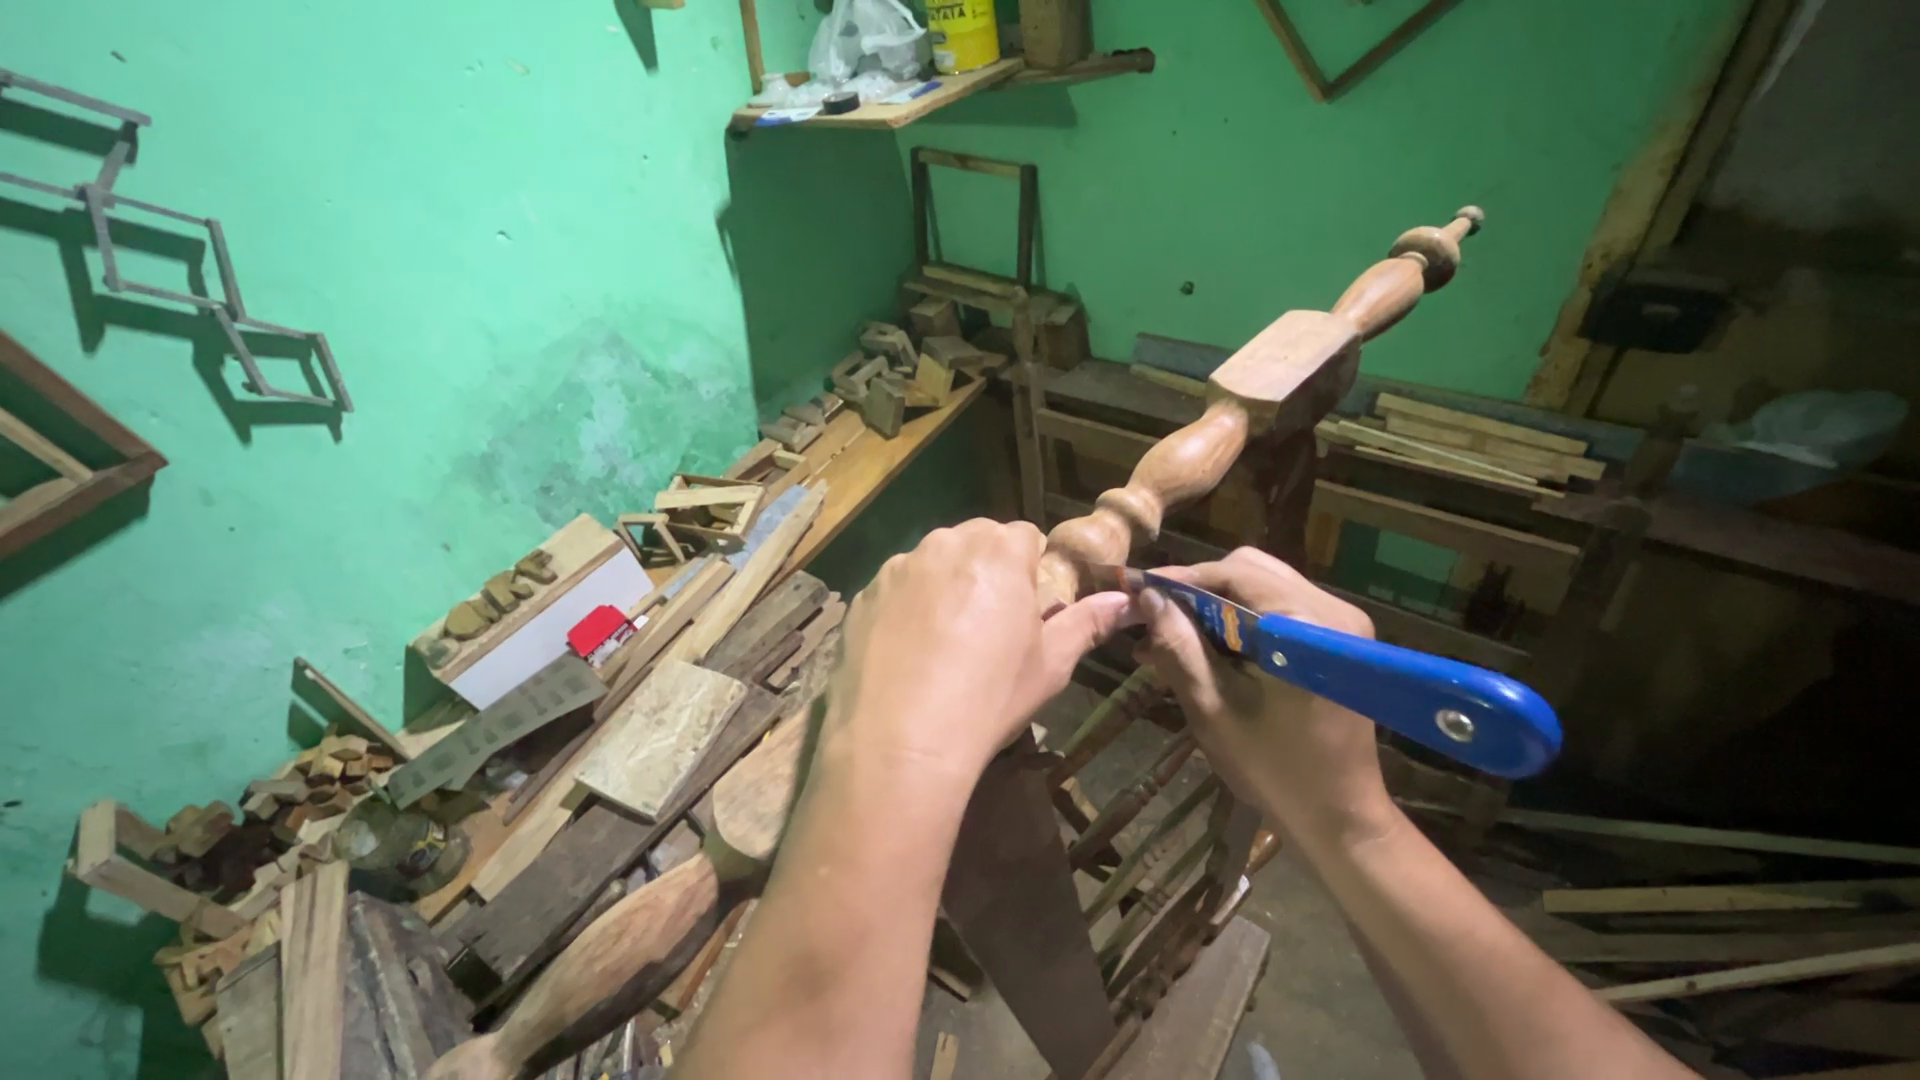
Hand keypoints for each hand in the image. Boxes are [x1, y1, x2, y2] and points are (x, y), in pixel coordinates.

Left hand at [827, 520, 1132, 785]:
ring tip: (944, 645)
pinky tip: (907, 655)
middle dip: (988, 570)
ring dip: (944, 586)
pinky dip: (906, 608)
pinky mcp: (863, 596)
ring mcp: (897, 568)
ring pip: (932, 563)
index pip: (1025, 536)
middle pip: (976, 541)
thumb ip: (1087, 623)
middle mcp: (945, 544)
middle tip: (990, 627)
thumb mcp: (1050, 665)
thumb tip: (1123, 601)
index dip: (1031, 570)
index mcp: (999, 551)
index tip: (1028, 610)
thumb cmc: (990, 697)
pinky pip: (896, 589)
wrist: (901, 741)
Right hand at [1134, 548, 1395, 847]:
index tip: (1137, 589)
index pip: (1235, 574)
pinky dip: (1238, 620)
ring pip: (1262, 586)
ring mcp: (1340, 623)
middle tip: (1154, 616)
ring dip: (1214, 605)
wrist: (1337, 816)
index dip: (1181, 578)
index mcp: (1308, 625)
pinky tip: (1205, 646)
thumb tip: (1148, 597)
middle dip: (1197, 590)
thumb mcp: (1212, 708)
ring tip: (1171, 634)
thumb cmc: (1274, 768)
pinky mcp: (1336, 640)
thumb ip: (1179, 646)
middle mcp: (1333, 611)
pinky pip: (1278, 608)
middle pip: (1250, 571)